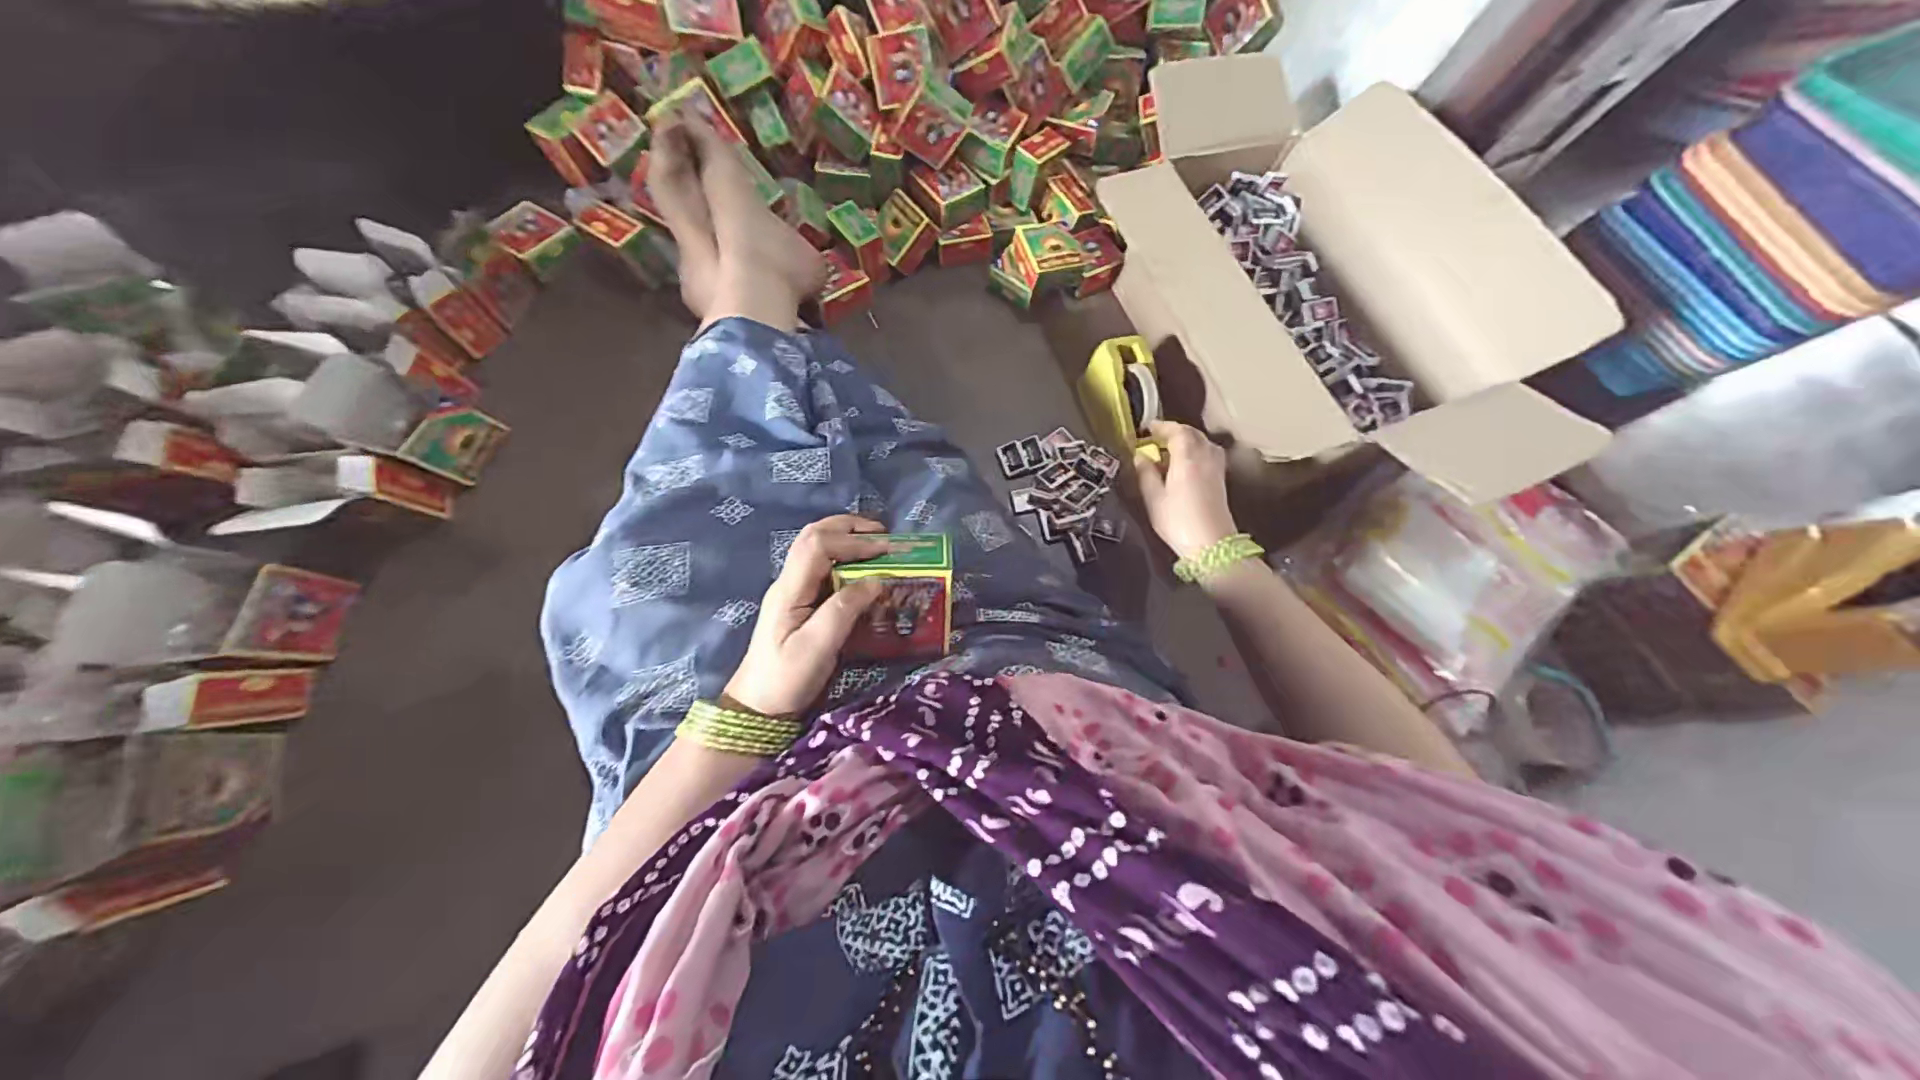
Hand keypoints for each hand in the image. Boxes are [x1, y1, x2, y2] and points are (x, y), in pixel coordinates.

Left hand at [722, 515, 892, 717]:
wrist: (759, 707)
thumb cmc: (786, 679)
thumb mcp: (817, 647)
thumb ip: (845, 609)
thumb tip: (876, 580)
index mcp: (789, 589)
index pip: (818, 545)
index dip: (854, 541)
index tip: (886, 550)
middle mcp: (790, 583)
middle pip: (814, 536)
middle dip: (850, 528)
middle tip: (885, 535)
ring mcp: (794, 592)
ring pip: (817, 549)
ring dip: (847, 540)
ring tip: (879, 546)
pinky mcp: (802, 605)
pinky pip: (823, 570)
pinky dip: (846, 560)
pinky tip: (865, 571)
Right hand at [1133, 421, 1239, 560]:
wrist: (1212, 545)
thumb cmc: (1178, 522)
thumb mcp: (1154, 499)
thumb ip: (1146, 473)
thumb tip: (1140, 456)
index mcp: (1187, 458)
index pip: (1177, 431)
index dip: (1161, 426)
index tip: (1147, 427)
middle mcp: (1205, 457)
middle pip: (1192, 434)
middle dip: (1174, 431)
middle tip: (1156, 437)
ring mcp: (1216, 467)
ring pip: (1202, 442)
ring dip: (1186, 439)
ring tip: (1170, 448)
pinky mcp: (1220, 479)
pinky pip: (1208, 453)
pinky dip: (1196, 450)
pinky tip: (1186, 461)